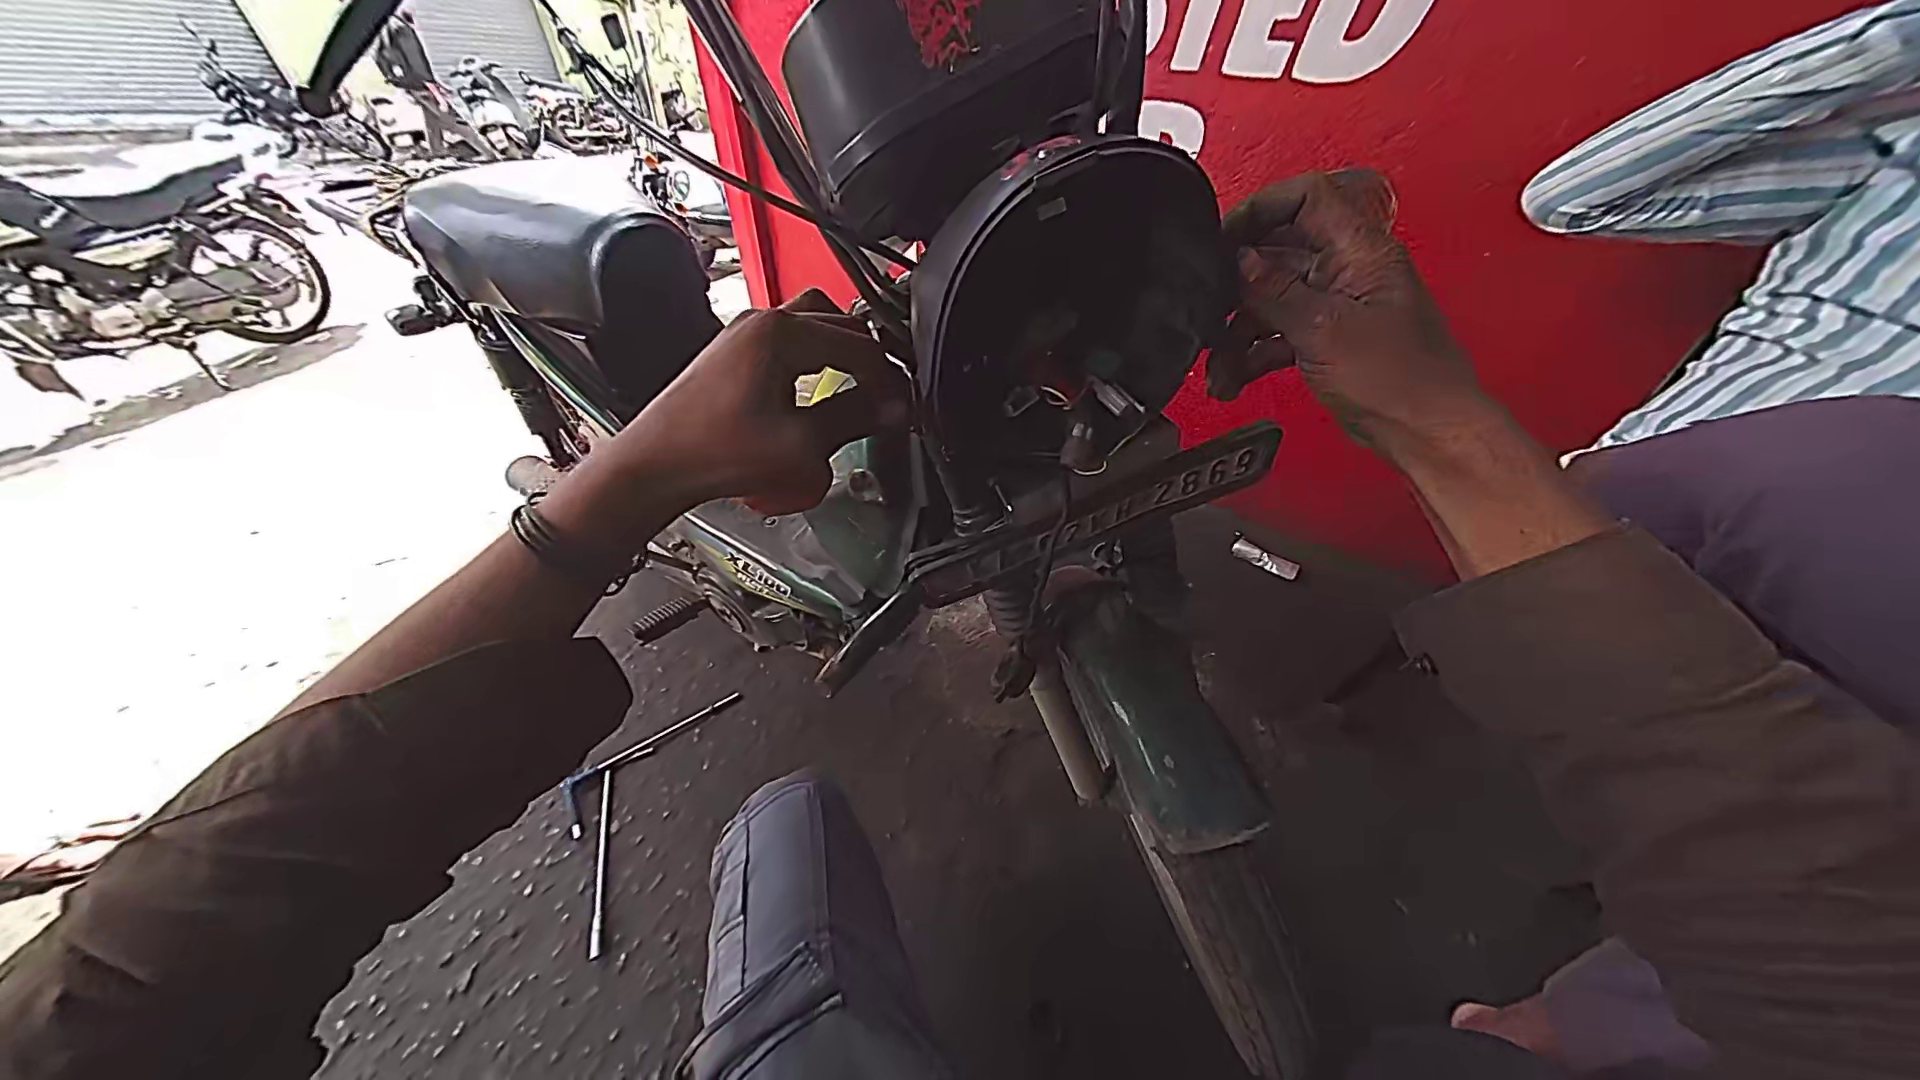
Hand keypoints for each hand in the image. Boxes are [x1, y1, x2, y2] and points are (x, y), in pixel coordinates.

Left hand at [542, 289, 911, 550]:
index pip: (858, 346)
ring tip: (861, 386)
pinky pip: (790, 341)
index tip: (899, 405)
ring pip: (815, 325)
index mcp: (780, 334)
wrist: (658, 464)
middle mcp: (762, 323)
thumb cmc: (711, 451)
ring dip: (844, 351)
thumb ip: (852, 419)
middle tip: (887, 394)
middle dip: (871, 359)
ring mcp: (746, 335)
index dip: (887, 379)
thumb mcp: (798, 444)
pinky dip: (817, 358)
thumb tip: (890, 408)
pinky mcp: (736, 354)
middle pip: (840, 323)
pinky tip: (821, 388)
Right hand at [1208, 169, 1490, 461]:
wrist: (1420, 427)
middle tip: (1207, 307)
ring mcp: (1331, 304)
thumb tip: (1239, 261)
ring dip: (1236, 334)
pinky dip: (1249, 357)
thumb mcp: (1324, 329)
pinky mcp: (1320, 337)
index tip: (1222, 238)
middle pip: (1275, 255)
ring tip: (1219, 366)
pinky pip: (1272, 335)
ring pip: (1267, 302)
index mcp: (1358, 251)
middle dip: (1236, 285)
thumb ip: (1276, 292)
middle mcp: (1344, 270)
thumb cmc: (1399, 378)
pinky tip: (1233, 379)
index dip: (1259, 210)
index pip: (1305, 199)